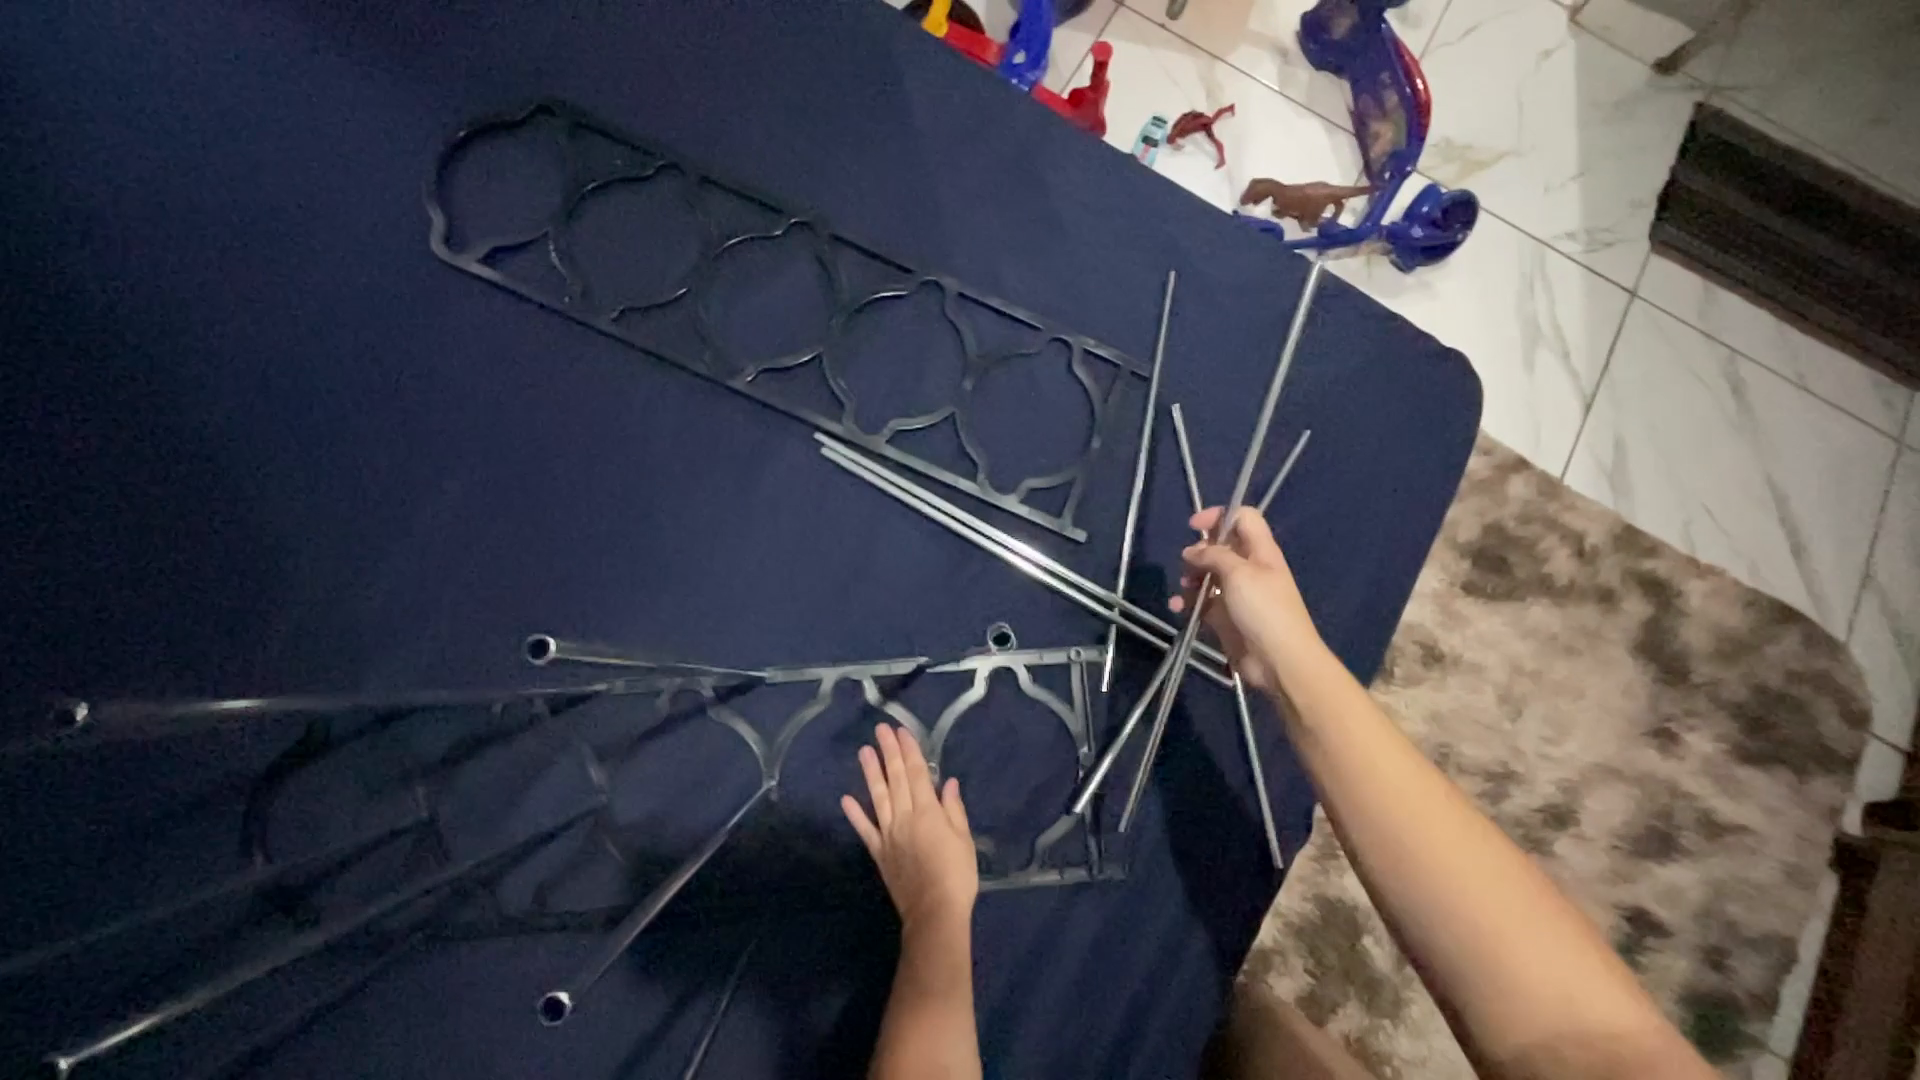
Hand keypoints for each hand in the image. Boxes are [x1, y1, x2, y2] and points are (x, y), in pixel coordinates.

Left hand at [841, 724, 978, 930]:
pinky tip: (846, 799)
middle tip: (880, 730)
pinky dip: (855, 814)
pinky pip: (865, 830)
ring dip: (870, 773)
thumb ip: (953, 809)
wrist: (934, 913)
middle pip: (895, 778)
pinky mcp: (879, 853)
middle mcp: (904, 817)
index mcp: (927, 812)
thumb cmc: (957, 876)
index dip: (909, 751)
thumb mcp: (964, 839)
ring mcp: (888, 835)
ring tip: (863, 752)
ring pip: (878, 797)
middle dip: (888, 752)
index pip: (916, 773)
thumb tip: (947, 783)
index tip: (901, 731)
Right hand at [1169, 506, 1325, 694]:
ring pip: (1208, 575)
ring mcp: (1237, 594)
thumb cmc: (1264, 610)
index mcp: (1260, 551)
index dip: (1219, 517)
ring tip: (1184, 589)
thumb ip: (1213, 555)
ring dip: (1191, 578)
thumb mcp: (1239, 573)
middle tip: (1190, 566)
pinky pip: (1202, 603)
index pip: (1243, 518)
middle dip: (1199, 552)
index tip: (1194, 527)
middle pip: (1220, 547)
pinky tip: (1178, 608)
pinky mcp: (1225, 617)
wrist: (1279, 660)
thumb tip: (1192, 551)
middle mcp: (1249, 569)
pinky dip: (1188, 602)